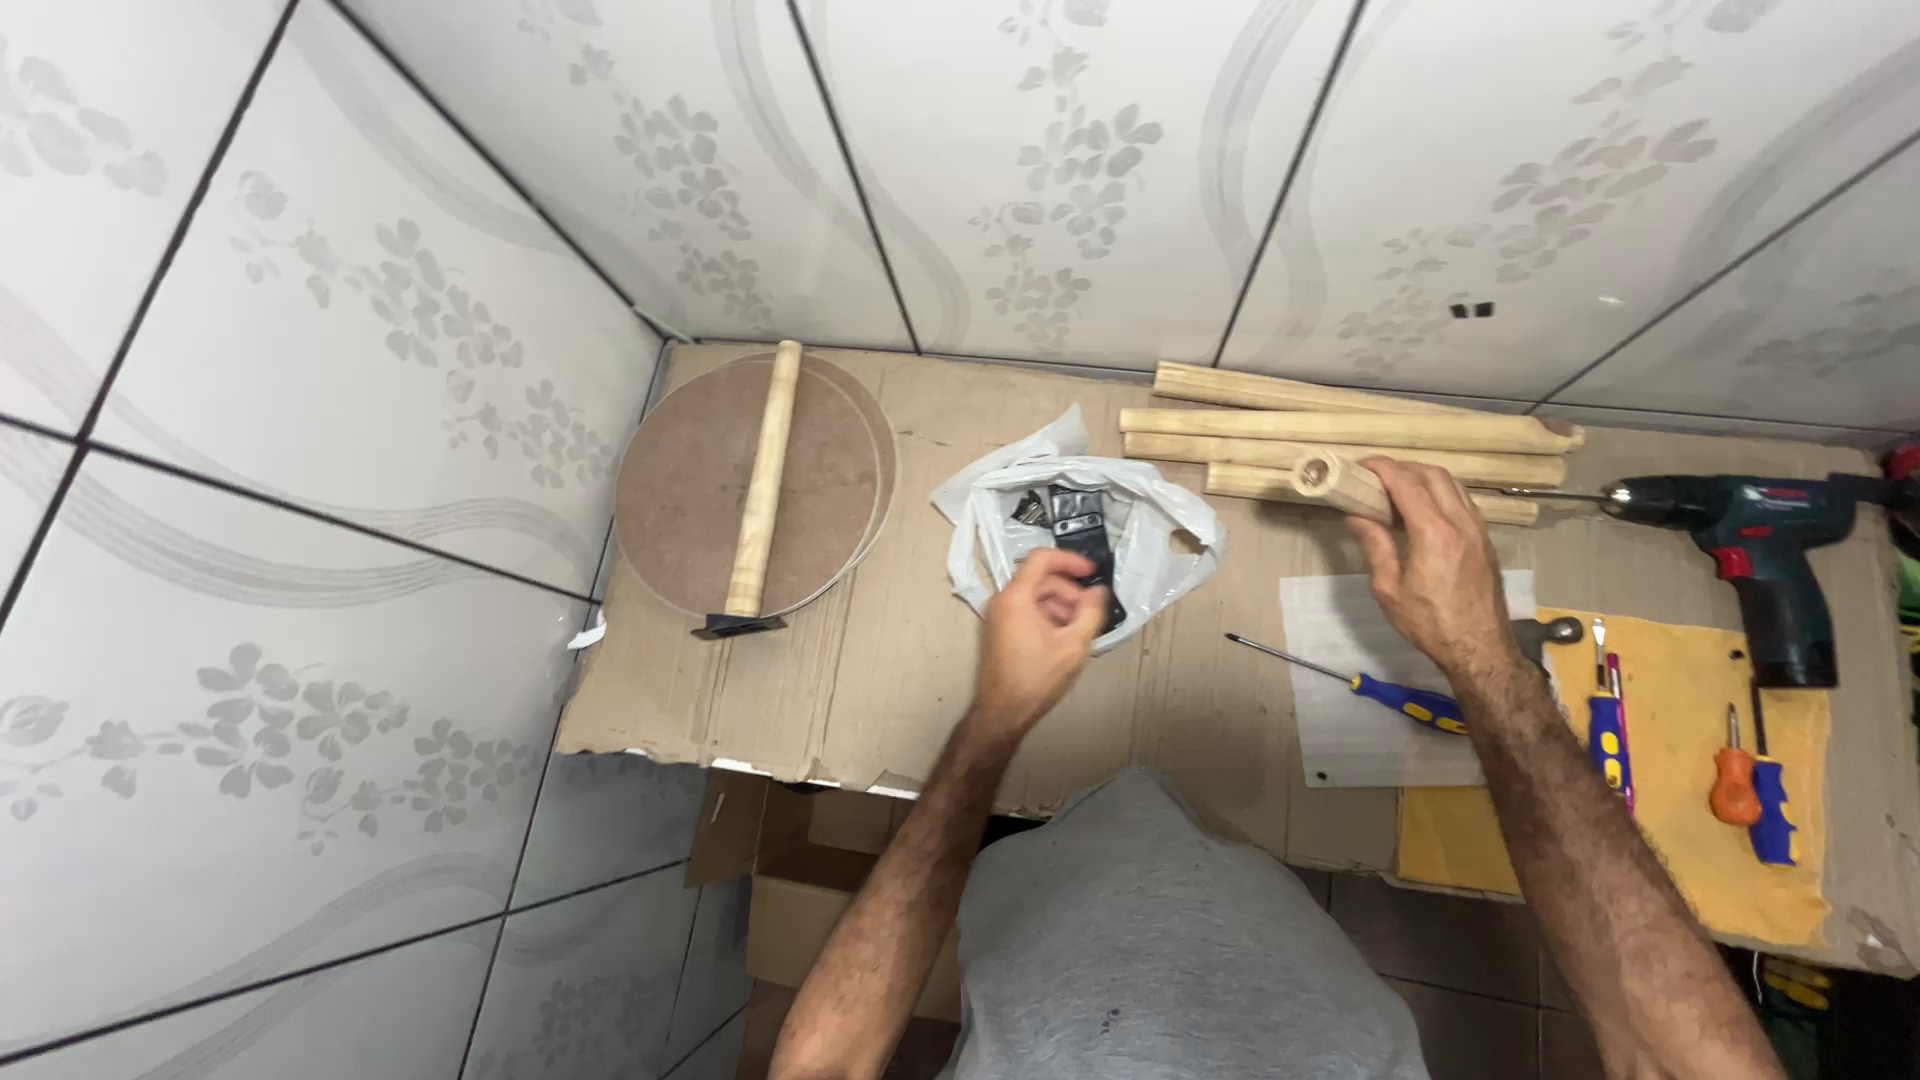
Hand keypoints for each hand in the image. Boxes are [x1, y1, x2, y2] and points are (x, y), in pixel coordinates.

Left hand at [969, 547, 1107, 740]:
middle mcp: (1002, 600)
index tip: (1092, 572)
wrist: (1002, 712)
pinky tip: (1064, 637)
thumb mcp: (1073, 645)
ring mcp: (998, 615)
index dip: (1070, 560)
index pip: (1042, 558)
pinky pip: (1026, 610)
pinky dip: (1047, 615)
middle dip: (1069, 590)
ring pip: (1035, 596)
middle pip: (1041, 579)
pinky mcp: (1000, 630)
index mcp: (1016, 597)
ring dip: (1060, 605)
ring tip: (1079, 628)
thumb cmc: (1037, 678)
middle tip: (1089, 612)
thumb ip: (1090, 612)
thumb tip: (1099, 591)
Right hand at [1346, 457, 1522, 678]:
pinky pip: (1461, 500)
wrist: (1478, 647)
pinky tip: (1420, 506)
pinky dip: (1438, 491)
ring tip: (1395, 487)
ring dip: (1422, 476)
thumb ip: (1375, 545)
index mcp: (1434, 534)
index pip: (1407, 483)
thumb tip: (1357, 516)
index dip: (1382, 468)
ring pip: (1452, 484)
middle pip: (1433, 474)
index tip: (1359, 466)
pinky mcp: (1484, 539)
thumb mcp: (1388, 588)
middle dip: (1401, 467)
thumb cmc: (1428, 622)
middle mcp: (1461, 523)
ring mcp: (1478, 529)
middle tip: (1373, 475)